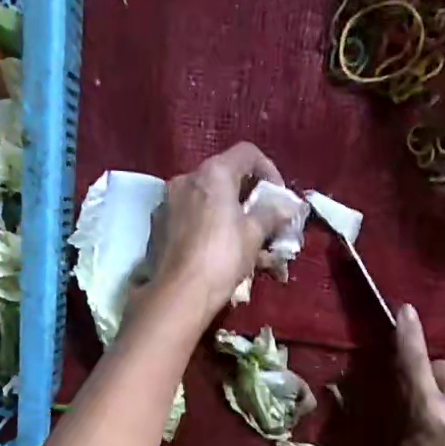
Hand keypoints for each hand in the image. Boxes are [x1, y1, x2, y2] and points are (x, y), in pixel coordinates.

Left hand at [151, 142, 284, 323]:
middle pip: (225, 177)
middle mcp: (186, 178)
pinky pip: (191, 216)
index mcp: (213, 174)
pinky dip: (209, 226)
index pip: (248, 153)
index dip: (269, 171)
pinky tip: (218, 251)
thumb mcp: (255, 234)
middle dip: (249, 197)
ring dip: (229, 214)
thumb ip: (271, 214)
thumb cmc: (223, 257)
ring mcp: (168, 201)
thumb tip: (286, 206)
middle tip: (265, 222)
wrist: (180, 292)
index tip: (279, 198)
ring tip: (244, 243)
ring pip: (207, 199)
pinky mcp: (158, 224)